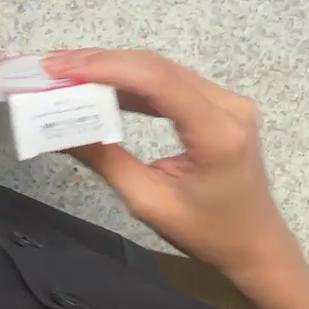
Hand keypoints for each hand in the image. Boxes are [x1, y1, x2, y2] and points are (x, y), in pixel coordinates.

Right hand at [42, 49, 303, 289]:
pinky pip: (168, 82)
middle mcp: (228, 105)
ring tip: (66, 71)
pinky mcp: (217, 105)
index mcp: (217, 132)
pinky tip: (97, 84)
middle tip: (52, 66)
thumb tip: (58, 131)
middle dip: (100, 63)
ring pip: (160, 69)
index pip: (157, 82)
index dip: (106, 68)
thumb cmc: (208, 233)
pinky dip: (130, 82)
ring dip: (112, 68)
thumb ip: (104, 160)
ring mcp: (226, 101)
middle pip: (156, 67)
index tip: (60, 68)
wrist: (256, 246)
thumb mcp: (148, 201)